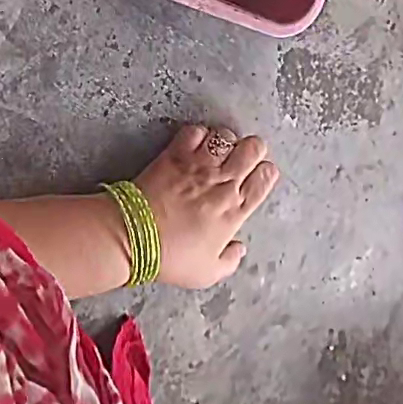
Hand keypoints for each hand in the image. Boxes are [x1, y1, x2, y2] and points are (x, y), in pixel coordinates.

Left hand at [134, 124, 278, 288]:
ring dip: (226, 140)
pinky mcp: (176, 154)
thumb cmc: (171, 256)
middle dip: (253, 148)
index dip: (267, 172)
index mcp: (235, 211)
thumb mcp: (208, 272)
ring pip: (226, 136)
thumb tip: (239, 249)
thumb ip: (230, 260)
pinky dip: (199, 133)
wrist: (135, 235)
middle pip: (252, 149)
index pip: (264, 180)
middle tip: (245, 154)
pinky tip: (195, 143)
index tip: (263, 172)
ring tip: (219, 148)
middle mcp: (222, 183)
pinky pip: (196, 131)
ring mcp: (199, 165)